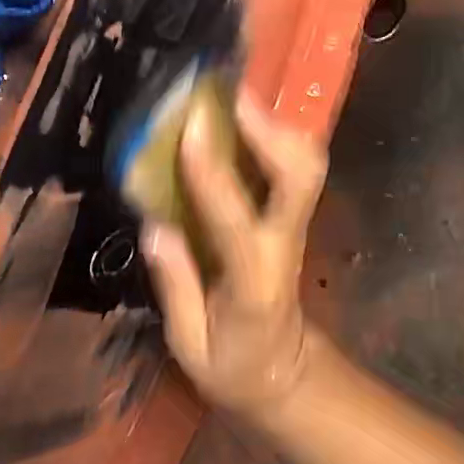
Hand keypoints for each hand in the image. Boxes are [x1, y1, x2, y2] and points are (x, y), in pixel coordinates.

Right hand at [141, 93, 327, 417]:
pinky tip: (249, 115)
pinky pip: (299, 164)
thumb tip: (155, 226)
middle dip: (271, 129)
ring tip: (237, 96)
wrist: (284, 369)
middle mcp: (284, 242)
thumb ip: (176, 287)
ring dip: (278, 125)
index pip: (236, 220)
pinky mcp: (298, 214)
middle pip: (301, 176)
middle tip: (232, 94)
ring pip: (307, 163)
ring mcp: (298, 225)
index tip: (192, 125)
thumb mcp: (190, 347)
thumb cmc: (232, 363)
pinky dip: (280, 134)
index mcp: (253, 281)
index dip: (212, 171)